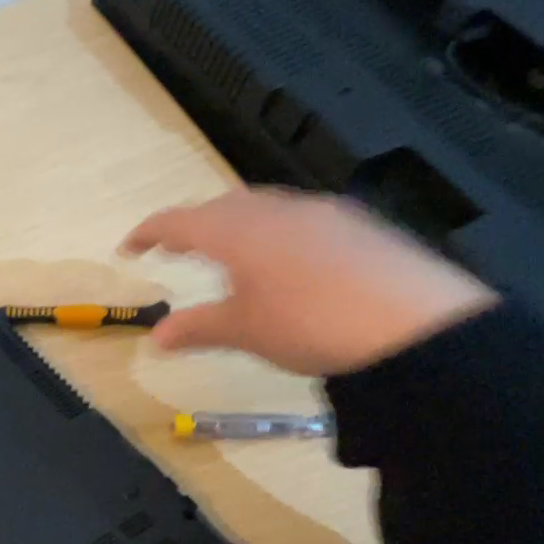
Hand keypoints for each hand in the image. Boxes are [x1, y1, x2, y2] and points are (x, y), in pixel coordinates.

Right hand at [121, 188, 498, 374]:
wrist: (415, 327)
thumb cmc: (308, 325)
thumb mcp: (242, 332)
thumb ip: (195, 328)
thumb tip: (156, 337)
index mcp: (238, 231)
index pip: (179, 221)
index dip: (147, 233)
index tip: (127, 249)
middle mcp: (277, 211)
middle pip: (222, 206)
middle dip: (192, 225)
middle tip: (175, 249)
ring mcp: (323, 214)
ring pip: (264, 208)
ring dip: (234, 226)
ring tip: (224, 254)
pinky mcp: (359, 227)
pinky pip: (298, 219)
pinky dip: (271, 233)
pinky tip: (280, 262)